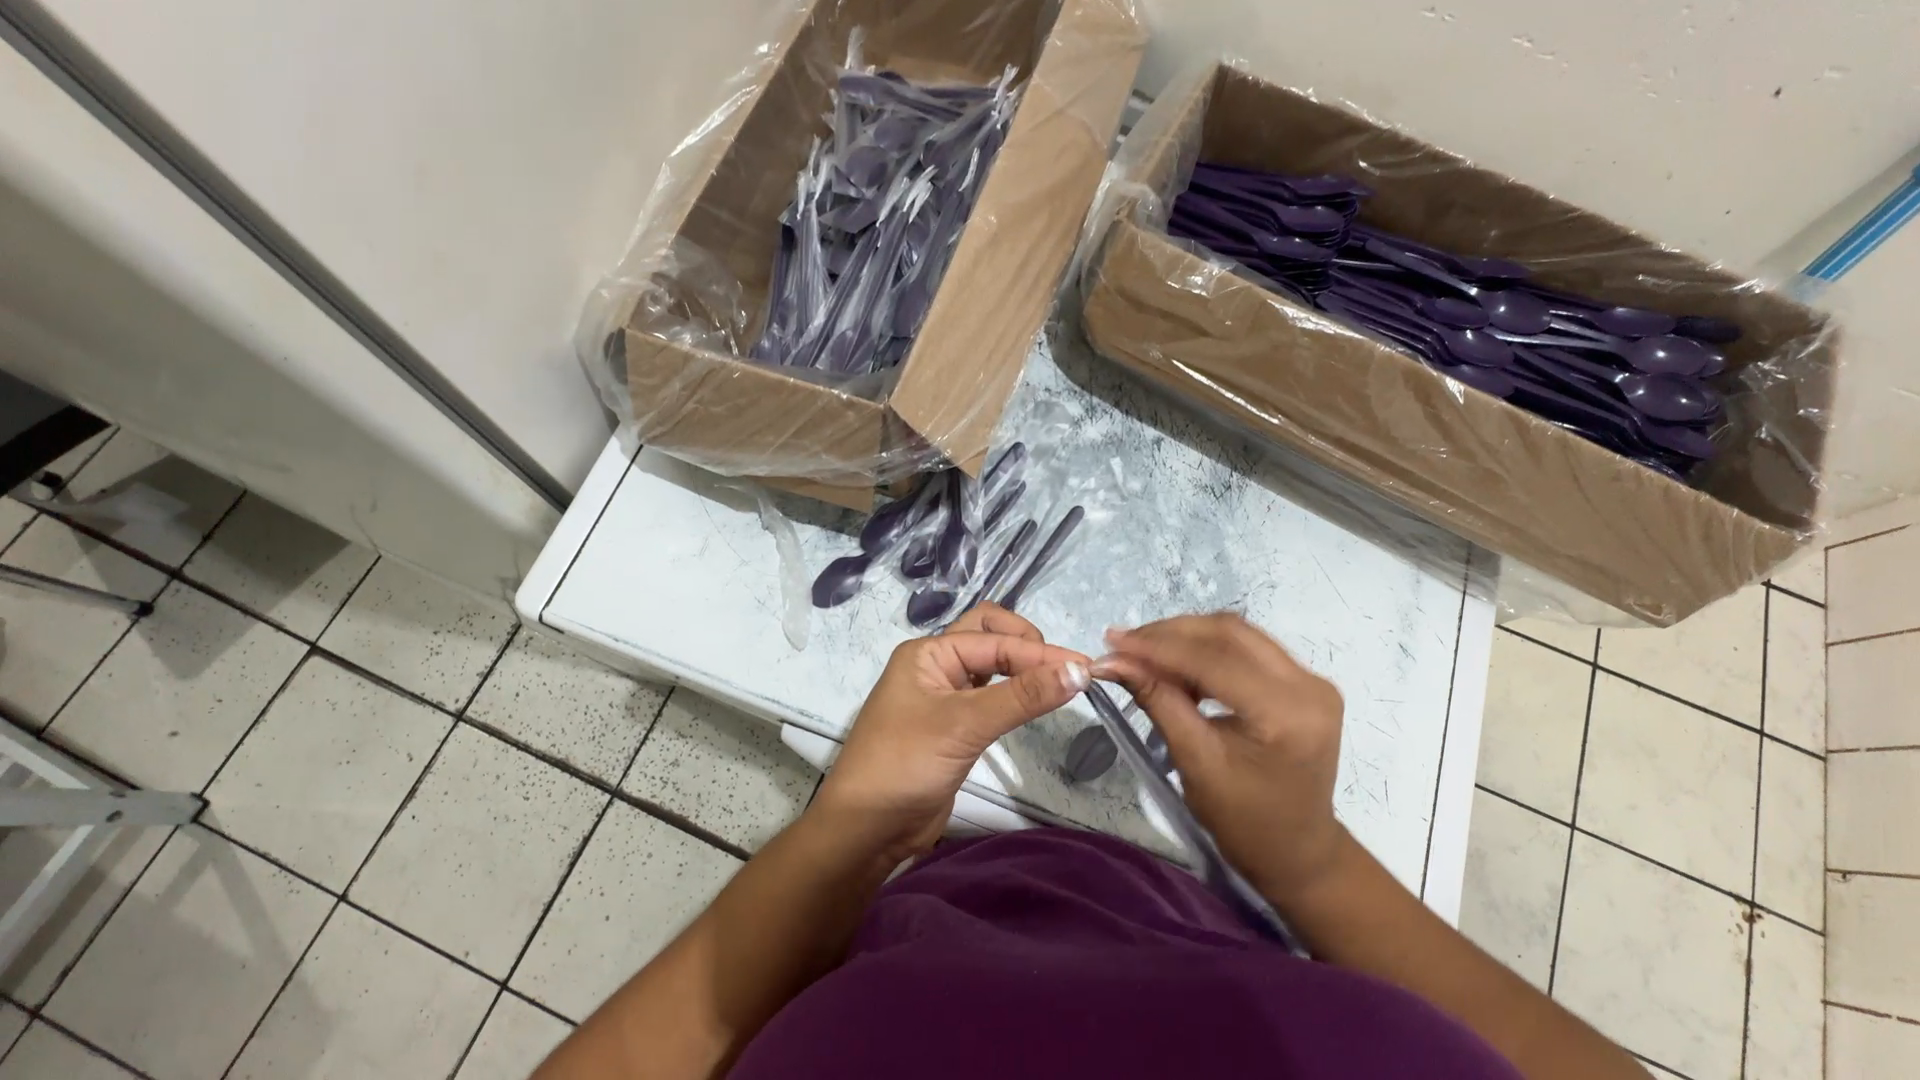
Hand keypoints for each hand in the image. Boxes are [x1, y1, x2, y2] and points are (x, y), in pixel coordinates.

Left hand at [811, 605, 1089, 861]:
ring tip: (1062, 686)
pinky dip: (1014, 696)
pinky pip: (990, 699)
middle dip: (1028, 647)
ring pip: (991, 669)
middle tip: (1065, 671)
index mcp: (928, 654)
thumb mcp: (964, 725)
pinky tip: (1036, 705)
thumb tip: (1079, 671)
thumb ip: (1022, 696)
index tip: (1085, 670)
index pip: (994, 639)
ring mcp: (943, 698)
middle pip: (990, 638)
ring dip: (1023, 671)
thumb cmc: (905, 765)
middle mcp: (935, 668)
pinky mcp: (953, 729)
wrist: (867, 829)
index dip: (1040, 653)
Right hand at [1094, 613, 1348, 904]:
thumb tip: (1113, 661)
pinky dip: (1208, 649)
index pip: (1214, 660)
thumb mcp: (1195, 762)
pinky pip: (1249, 648)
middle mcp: (1308, 686)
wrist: (1296, 851)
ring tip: (1143, 652)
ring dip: (1187, 637)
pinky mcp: (1305, 682)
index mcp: (1286, 714)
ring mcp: (1311, 680)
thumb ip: (1159, 702)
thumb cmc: (1244, 821)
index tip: (1112, 644)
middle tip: (1123, 643)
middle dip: (1170, 633)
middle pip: (1229, 633)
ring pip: (1238, 634)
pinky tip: (1177, 664)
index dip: (1158, 647)